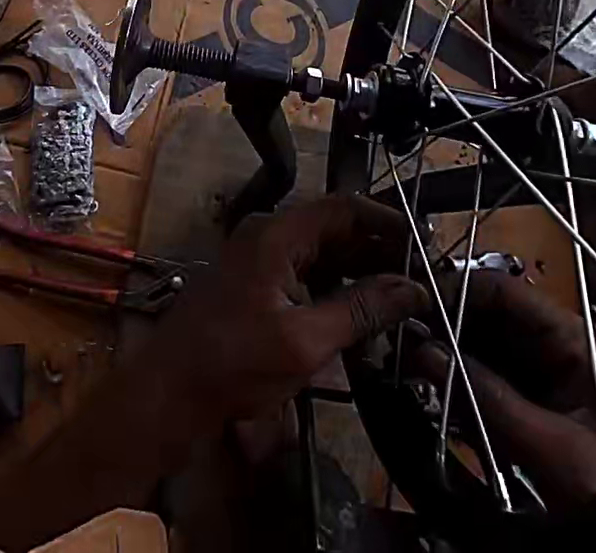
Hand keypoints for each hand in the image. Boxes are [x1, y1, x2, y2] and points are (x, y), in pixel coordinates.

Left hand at [0, 196, 429, 548]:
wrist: (170, 389)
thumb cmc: (233, 361)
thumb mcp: (305, 340)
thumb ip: (360, 309)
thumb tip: (414, 288)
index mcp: (275, 234)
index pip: (341, 207)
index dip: (385, 220)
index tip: (425, 245)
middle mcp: (267, 236)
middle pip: (333, 231)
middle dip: (378, 254)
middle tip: (424, 284)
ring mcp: (259, 261)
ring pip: (322, 257)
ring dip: (360, 278)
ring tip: (404, 307)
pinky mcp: (257, 286)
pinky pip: (304, 278)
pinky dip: (335, 295)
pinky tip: (365, 324)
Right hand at [412, 269, 595, 509]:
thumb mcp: (551, 447)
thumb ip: (483, 396)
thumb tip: (421, 350)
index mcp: (577, 341)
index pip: (502, 290)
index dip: (453, 291)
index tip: (409, 306)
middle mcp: (562, 348)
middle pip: (488, 318)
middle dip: (444, 329)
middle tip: (402, 344)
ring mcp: (552, 376)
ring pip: (485, 348)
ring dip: (448, 359)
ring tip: (411, 370)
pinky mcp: (542, 403)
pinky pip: (492, 379)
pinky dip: (462, 385)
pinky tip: (439, 397)